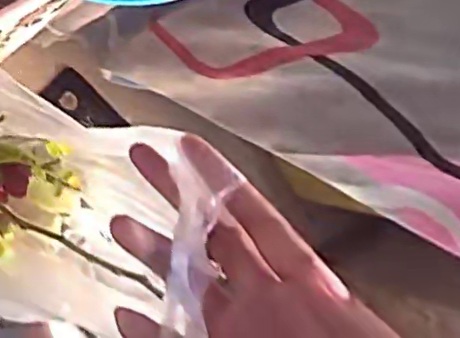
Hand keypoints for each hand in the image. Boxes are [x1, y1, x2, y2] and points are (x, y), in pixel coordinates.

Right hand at [110, 136, 396, 337]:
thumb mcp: (342, 325)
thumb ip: (307, 291)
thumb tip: (242, 234)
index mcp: (305, 290)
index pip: (255, 219)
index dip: (219, 178)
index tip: (186, 142)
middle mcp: (269, 305)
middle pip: (213, 234)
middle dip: (174, 191)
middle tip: (139, 152)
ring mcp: (244, 336)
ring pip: (190, 284)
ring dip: (154, 254)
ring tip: (117, 223)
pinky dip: (150, 332)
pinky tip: (124, 315)